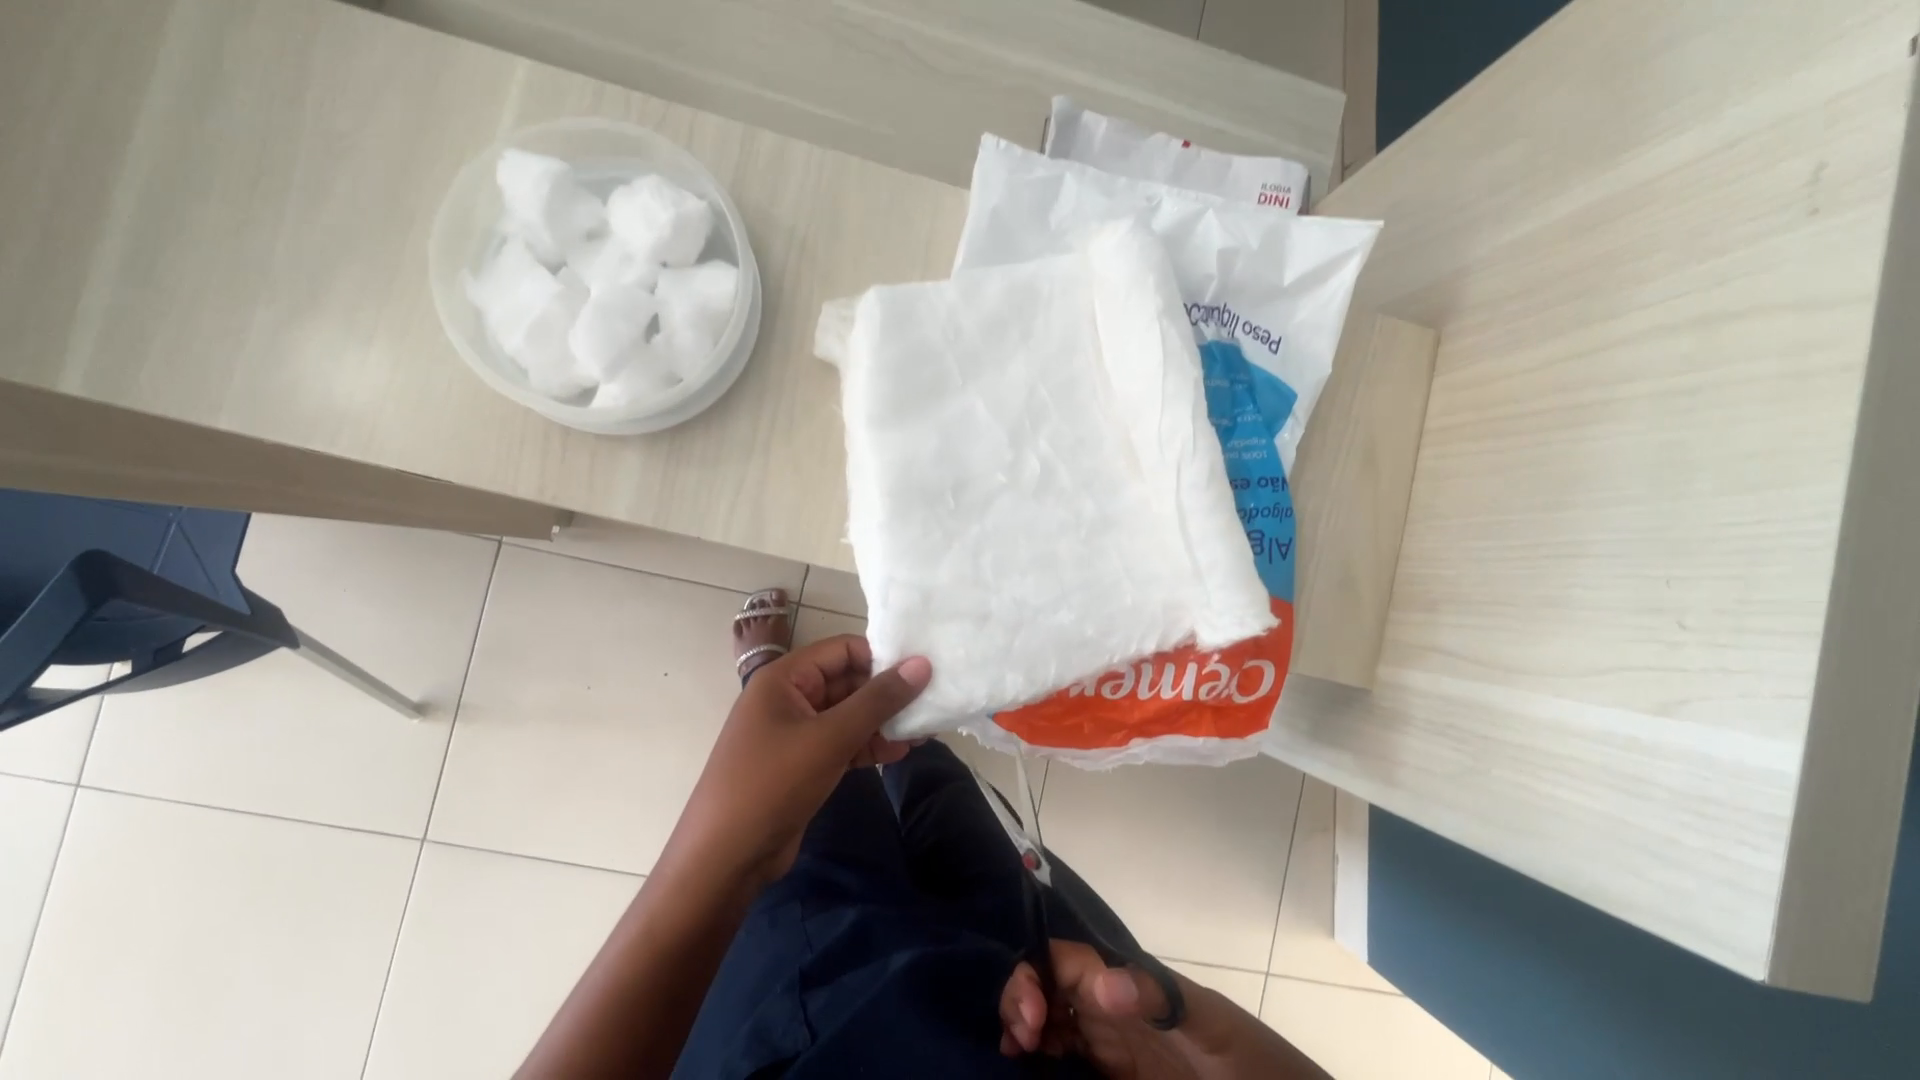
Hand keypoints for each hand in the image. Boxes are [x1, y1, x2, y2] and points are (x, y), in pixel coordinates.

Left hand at [667, 635, 930, 888]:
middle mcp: (789, 698)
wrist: (726, 857)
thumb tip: (921, 665)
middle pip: (848, 682)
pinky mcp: (803, 765)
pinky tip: (901, 753)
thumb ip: (877, 700)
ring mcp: (795, 733)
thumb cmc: (773, 784)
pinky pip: (843, 743)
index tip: (924, 670)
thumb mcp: (830, 738)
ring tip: (925, 731)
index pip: (842, 650)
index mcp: (785, 678)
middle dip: (887, 693)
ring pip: (848, 715)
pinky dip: (869, 746)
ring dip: (883, 722)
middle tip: (932, 702)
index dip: (881, 656)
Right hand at [998, 941, 1329, 1078]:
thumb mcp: (1208, 1024)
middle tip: (1018, 1041)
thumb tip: (1100, 981)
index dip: (1033, 976)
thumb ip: (1158, 999)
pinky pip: (1065, 1058)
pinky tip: (1023, 1066)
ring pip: (1050, 1018)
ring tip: (1013, 1052)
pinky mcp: (1113, 1074)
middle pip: (1047, 985)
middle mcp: (1112, 1005)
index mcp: (1129, 981)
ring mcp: (1111, 1042)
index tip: (1030, 1020)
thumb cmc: (1246, 1057)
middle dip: (1021, 1000)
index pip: (1063, 960)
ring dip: (1024, 1027)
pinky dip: (1038, 1057)